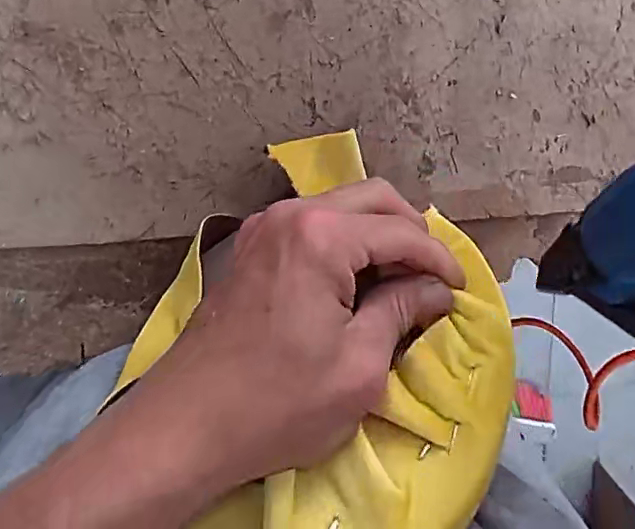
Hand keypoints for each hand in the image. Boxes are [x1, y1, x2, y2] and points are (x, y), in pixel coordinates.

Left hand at [0, 179, 464, 528]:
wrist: (175, 437)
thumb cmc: (273, 406)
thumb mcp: (359, 367)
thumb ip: (404, 312)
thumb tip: (437, 291)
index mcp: (323, 235)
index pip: (402, 232)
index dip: (439, 259)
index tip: (460, 288)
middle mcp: (295, 213)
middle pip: (377, 198)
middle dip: (412, 233)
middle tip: (431, 276)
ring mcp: (268, 225)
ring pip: (347, 204)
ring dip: (380, 233)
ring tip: (399, 277)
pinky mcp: (254, 244)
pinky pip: (318, 222)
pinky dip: (348, 240)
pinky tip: (356, 278)